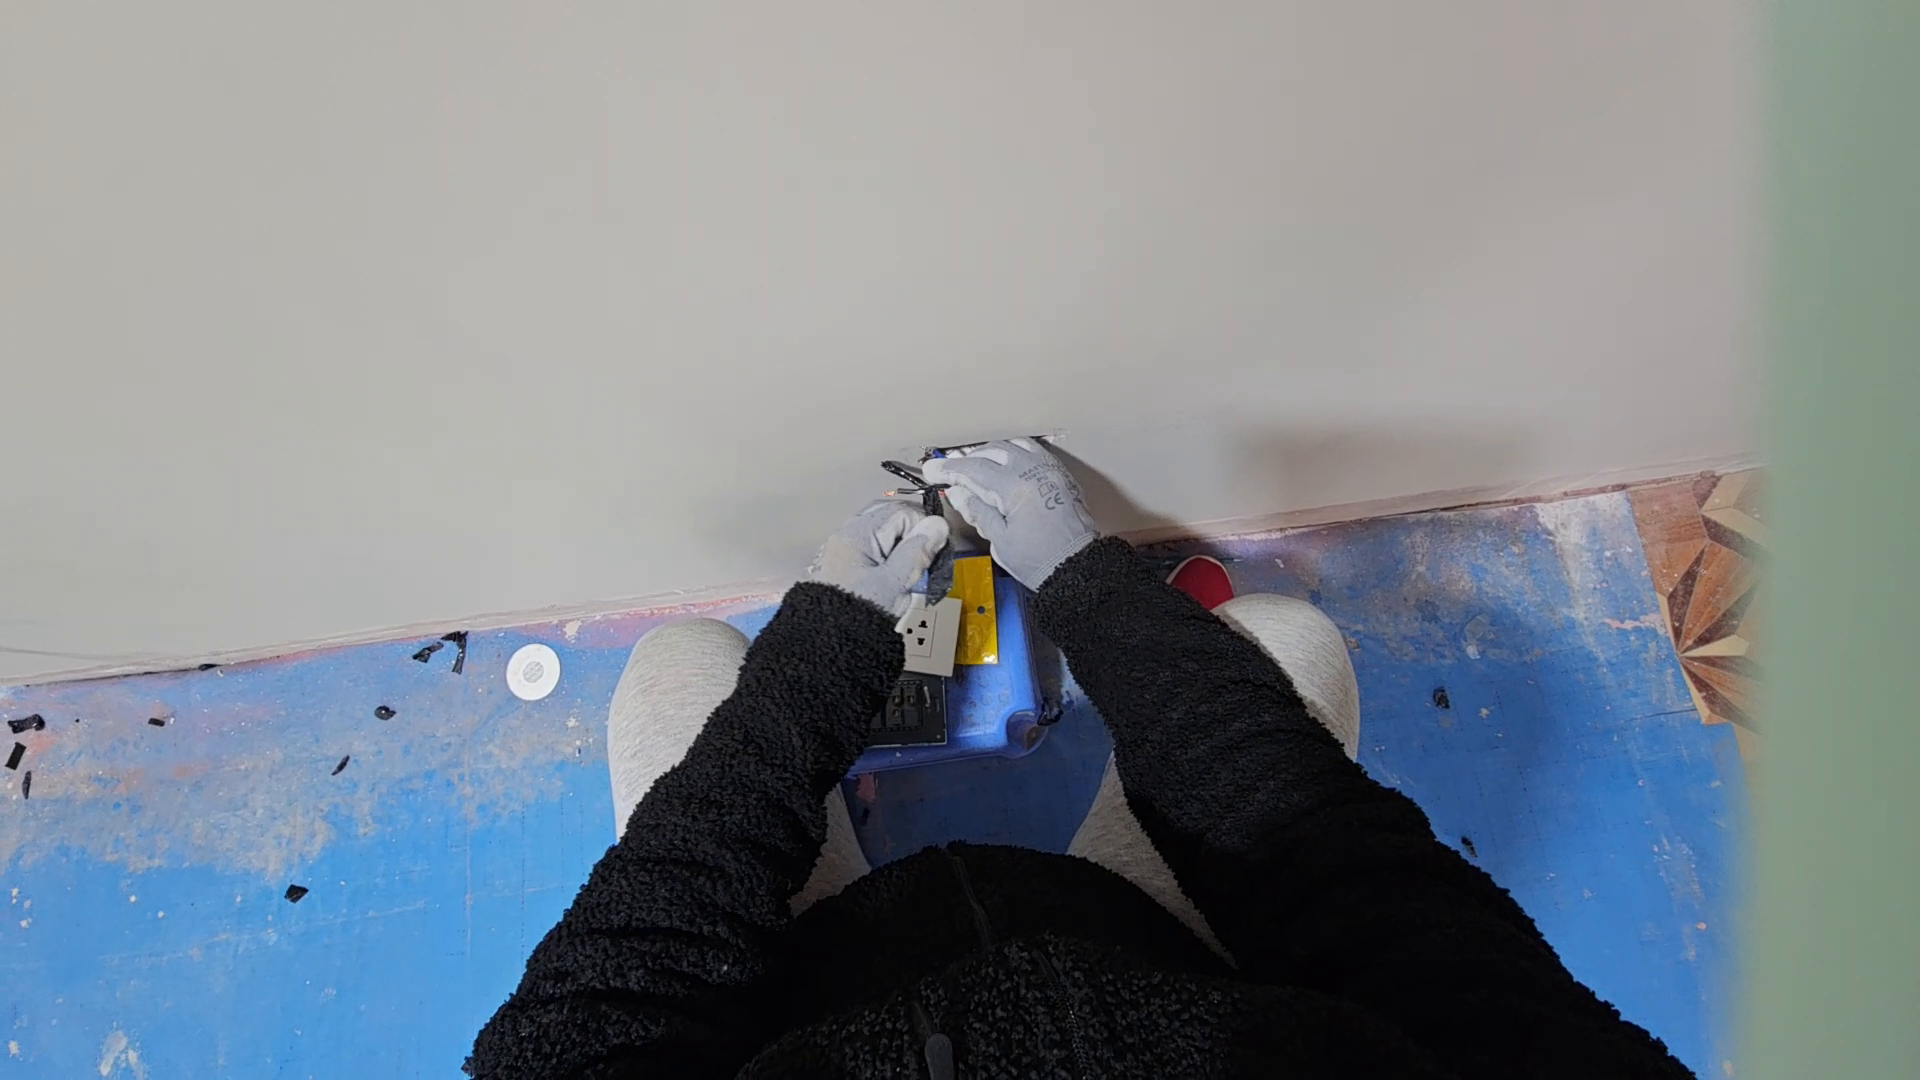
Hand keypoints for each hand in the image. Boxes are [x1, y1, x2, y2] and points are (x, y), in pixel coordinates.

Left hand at [809, 500, 950, 617]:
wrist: (829, 644)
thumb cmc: (858, 614)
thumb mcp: (894, 581)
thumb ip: (917, 551)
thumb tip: (937, 526)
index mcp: (858, 534)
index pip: (902, 512)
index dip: (923, 528)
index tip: (934, 550)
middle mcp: (849, 535)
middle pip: (891, 519)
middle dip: (913, 536)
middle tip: (925, 559)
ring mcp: (846, 550)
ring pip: (884, 535)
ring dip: (902, 548)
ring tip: (909, 573)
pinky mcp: (848, 566)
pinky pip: (875, 550)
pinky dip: (890, 560)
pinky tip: (895, 579)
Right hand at [922, 437, 1100, 590]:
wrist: (1077, 568)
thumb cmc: (1039, 560)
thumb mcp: (1000, 540)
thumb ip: (978, 511)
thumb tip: (958, 493)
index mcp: (1016, 487)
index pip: (974, 469)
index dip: (949, 469)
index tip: (932, 470)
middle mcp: (1034, 471)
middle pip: (993, 451)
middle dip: (968, 458)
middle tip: (950, 469)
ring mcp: (1050, 470)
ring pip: (1014, 446)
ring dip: (992, 452)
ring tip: (975, 464)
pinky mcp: (1060, 475)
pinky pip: (1033, 452)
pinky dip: (1013, 453)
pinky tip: (1004, 464)